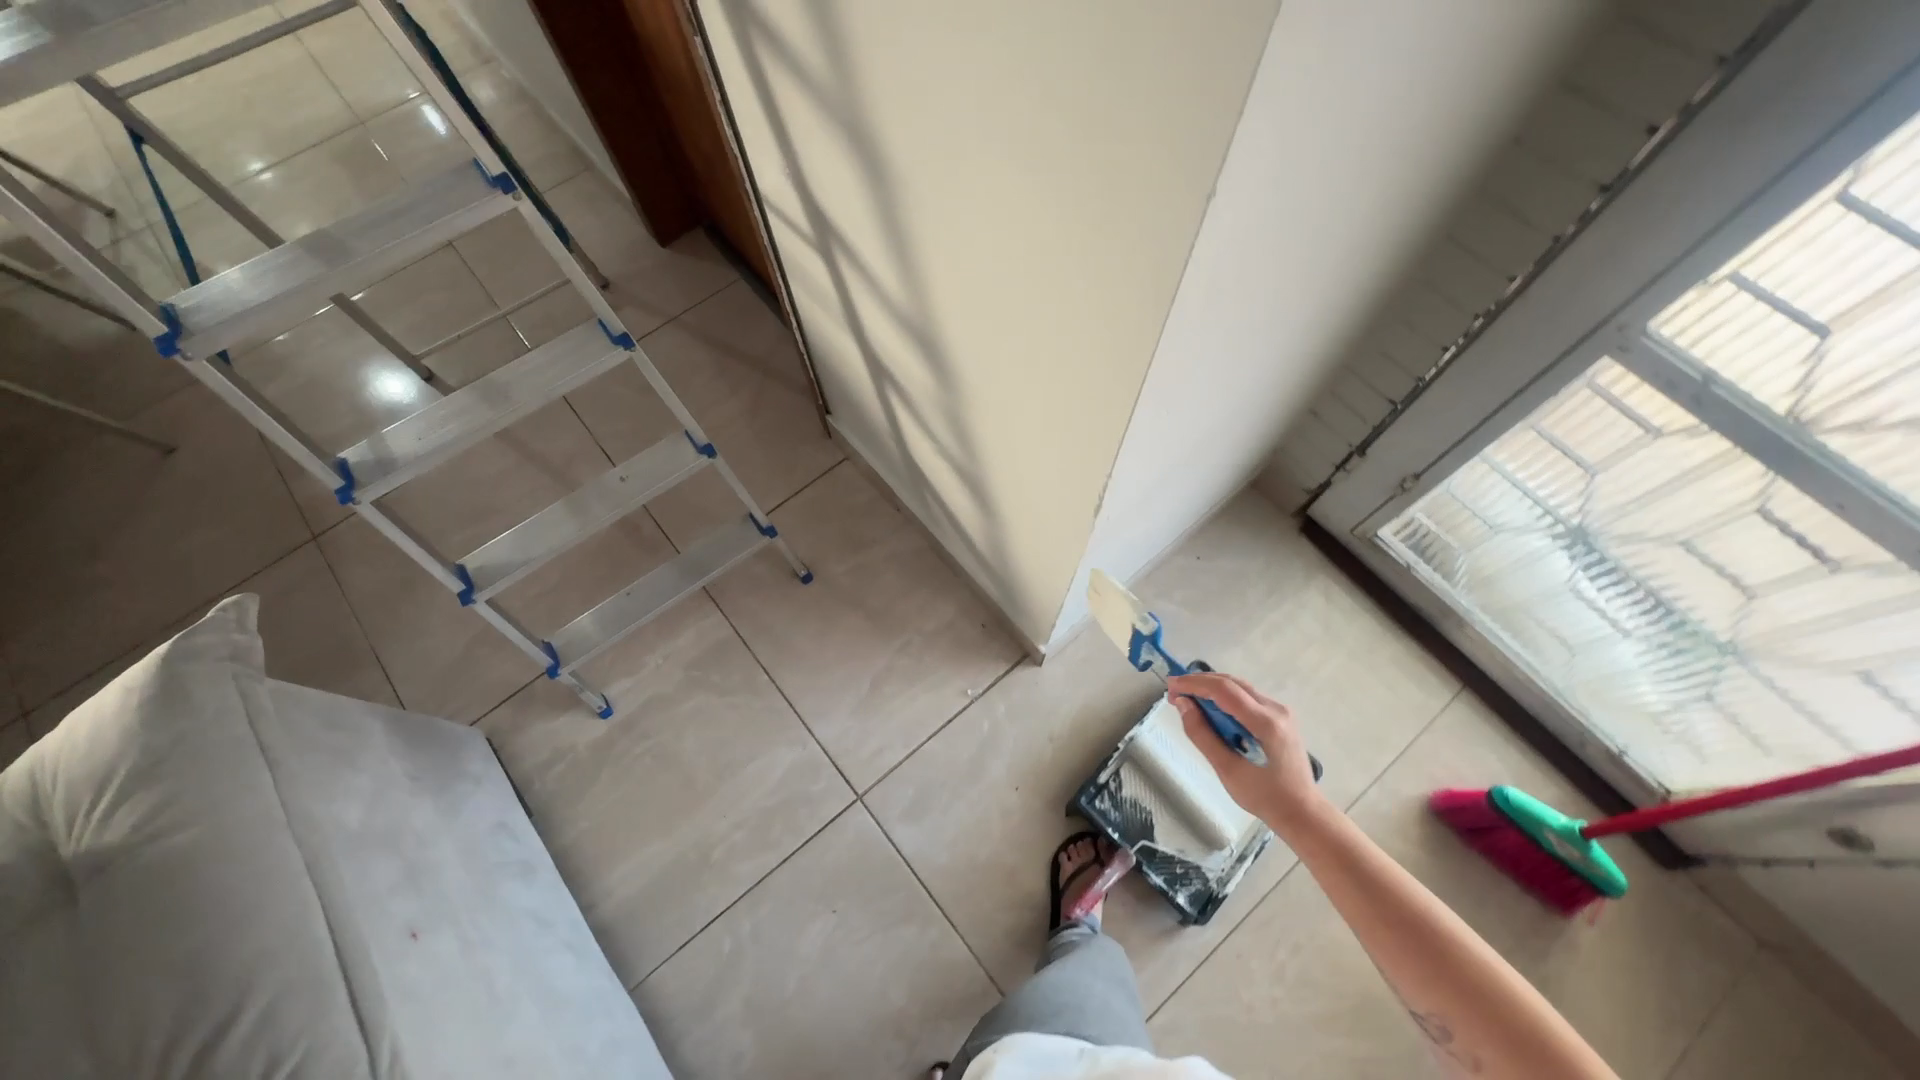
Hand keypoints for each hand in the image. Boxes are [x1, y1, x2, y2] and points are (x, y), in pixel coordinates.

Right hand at [1166, 672, 1326, 830]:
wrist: (1301, 810)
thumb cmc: (1263, 796)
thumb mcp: (1227, 769)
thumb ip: (1202, 734)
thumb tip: (1183, 704)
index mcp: (1265, 723)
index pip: (1224, 690)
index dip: (1194, 684)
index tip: (1171, 687)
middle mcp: (1276, 710)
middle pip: (1232, 683)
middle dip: (1200, 683)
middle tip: (1174, 692)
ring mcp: (1281, 712)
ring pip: (1240, 688)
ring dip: (1212, 689)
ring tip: (1187, 698)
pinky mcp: (1280, 718)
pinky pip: (1248, 698)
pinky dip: (1225, 698)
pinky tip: (1211, 709)